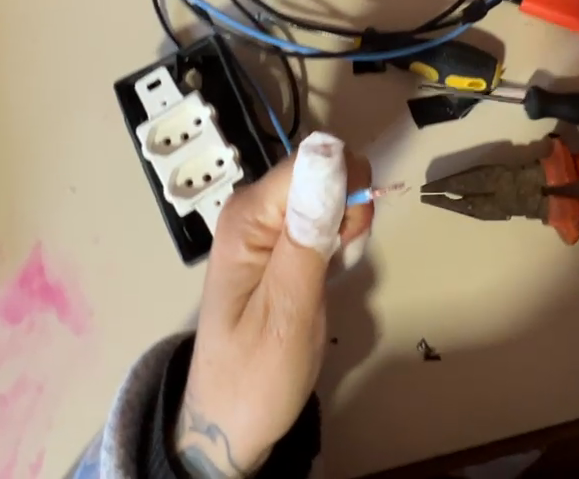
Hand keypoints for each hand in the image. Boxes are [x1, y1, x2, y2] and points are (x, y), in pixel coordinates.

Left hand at [175, 134, 372, 477]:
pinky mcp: (279, 238)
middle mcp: (253, 207)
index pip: (312, 161)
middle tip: (340, 262)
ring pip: (329, 191)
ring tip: (331, 275)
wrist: (228, 422)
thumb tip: (329, 157)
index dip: (345, 187)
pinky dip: (338, 239)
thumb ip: (308, 232)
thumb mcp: (287, 310)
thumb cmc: (255, 375)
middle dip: (348, 208)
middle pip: (323, 171)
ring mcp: (265, 222)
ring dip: (346, 226)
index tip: (351, 235)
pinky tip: (327, 273)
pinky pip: (323, 215)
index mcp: (247, 215)